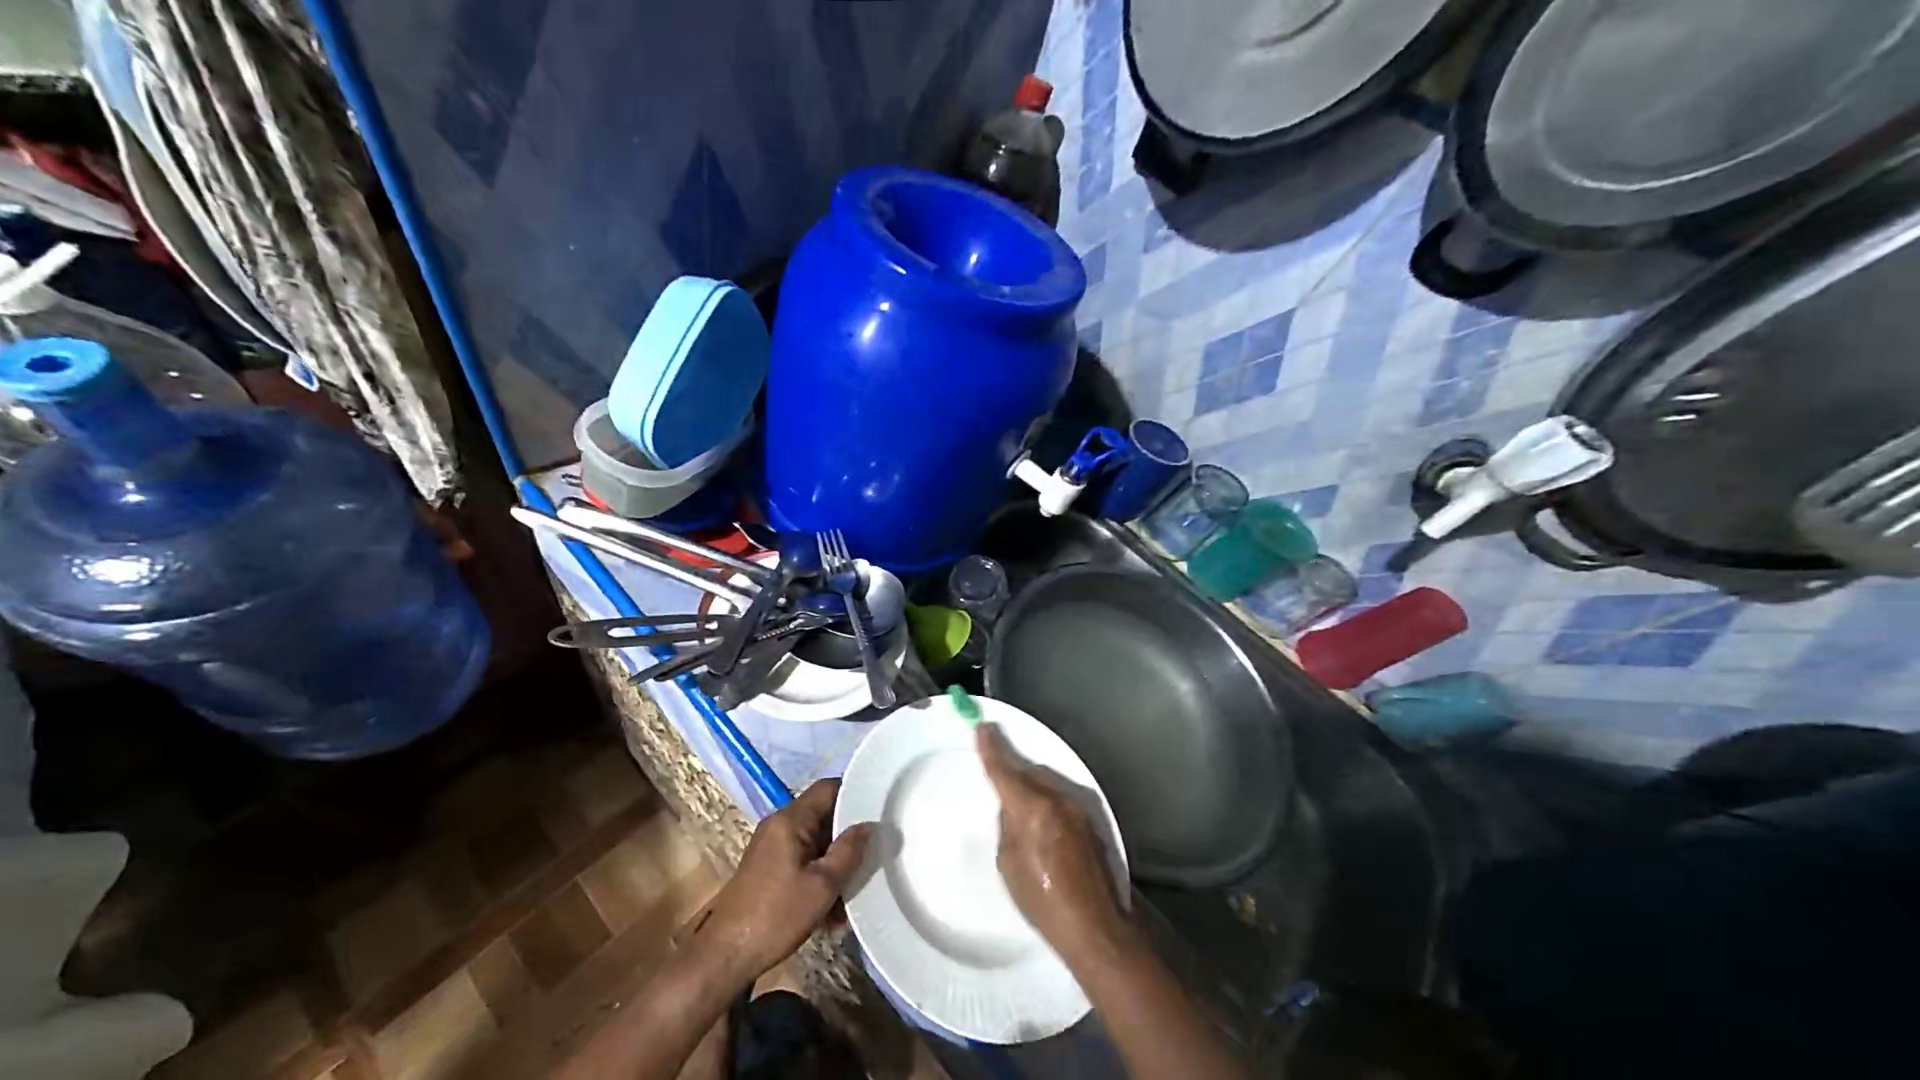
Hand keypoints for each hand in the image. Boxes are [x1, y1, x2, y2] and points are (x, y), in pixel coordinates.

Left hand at [689, 779, 869, 985]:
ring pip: (816, 844)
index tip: (880, 812)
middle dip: (848, 839)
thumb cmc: (776, 915)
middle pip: (824, 817)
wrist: (725, 956)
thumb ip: (849, 851)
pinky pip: (803, 862)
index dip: (856, 794)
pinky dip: (819, 879)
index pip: (829, 788)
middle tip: (874, 857)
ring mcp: (772, 848)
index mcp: (791, 820)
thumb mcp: (823, 885)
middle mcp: (779, 826)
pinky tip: (832, 913)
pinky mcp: (768, 870)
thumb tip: (866, 826)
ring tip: (853, 895)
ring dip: (835, 866)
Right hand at [977, 724, 1130, 960]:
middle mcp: (1059, 800)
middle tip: (998, 776)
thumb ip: (1008, 826)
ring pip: (1049, 784)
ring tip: (1021, 807)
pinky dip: (1049, 802)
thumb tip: (1013, 809)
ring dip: (1033, 787)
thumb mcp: (1008, 863)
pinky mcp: (1093, 821)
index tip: (982, 728)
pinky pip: (1063, 800)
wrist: (1096, 926)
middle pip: (1030, 772)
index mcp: (1033, 809)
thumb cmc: (1043, 901)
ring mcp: (1080, 809)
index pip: (1005, 770)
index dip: (991, 749)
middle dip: (1014, 771)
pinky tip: (1044, 824)